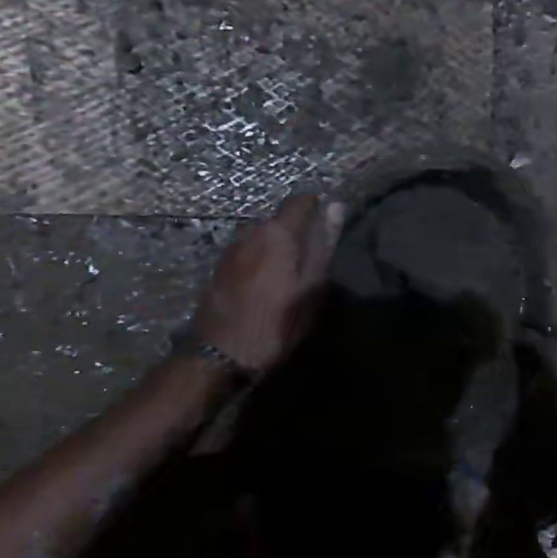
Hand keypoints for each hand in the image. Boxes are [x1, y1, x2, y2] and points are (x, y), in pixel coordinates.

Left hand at [191, 194, 341, 372]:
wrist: (220, 356)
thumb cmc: (276, 322)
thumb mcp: (311, 286)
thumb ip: (323, 243)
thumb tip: (336, 204)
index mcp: (276, 233)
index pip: (300, 200)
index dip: (319, 207)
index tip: (331, 226)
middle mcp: (250, 232)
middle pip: (281, 220)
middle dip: (299, 231)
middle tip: (316, 259)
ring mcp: (231, 250)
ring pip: (264, 237)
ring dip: (279, 248)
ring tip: (293, 274)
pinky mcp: (219, 269)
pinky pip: (249, 253)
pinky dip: (262, 261)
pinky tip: (268, 284)